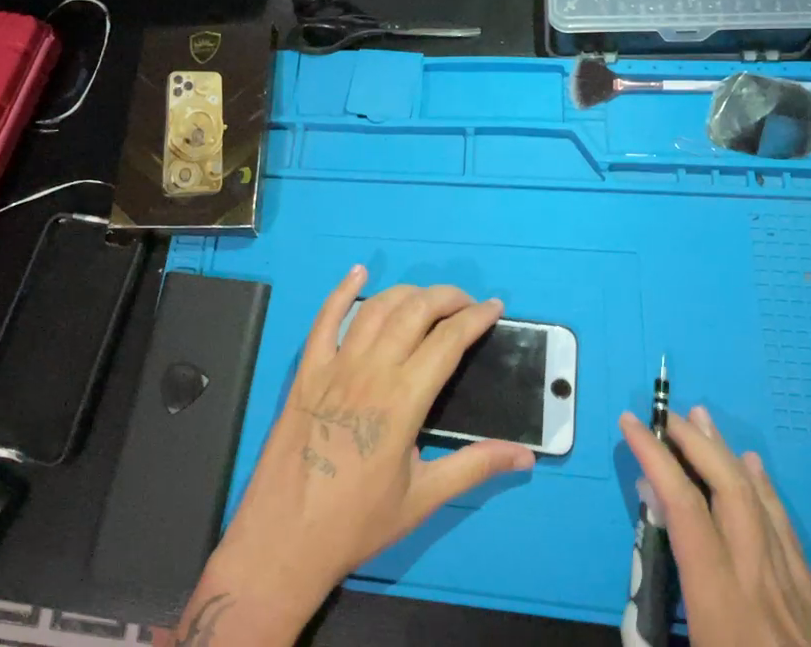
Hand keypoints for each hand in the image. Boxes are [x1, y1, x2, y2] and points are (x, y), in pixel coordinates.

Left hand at [167, 265, 534, 645]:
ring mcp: (334, 367)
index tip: (495, 308)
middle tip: (467, 303)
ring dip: (406, 293)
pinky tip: (357, 273)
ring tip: (429, 296)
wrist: (284, 537)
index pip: (448, 342)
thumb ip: (474, 467)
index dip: (476, 319)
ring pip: (375, 309)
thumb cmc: (356, 522)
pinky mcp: (306, 372)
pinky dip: (342, 291)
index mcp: (403, 401)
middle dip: (447, 297)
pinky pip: (324, 320)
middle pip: (414, 312)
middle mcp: (370, 371)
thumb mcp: (422, 499)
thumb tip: (526, 455)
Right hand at [619, 407, 810, 646]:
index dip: (656, 461)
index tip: (631, 425)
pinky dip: (766, 491)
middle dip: (697, 445)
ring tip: (705, 421)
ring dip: (729, 457)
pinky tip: (757, 472)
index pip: (686, 511)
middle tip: (668, 413)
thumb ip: (654, 631)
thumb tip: (632, 605)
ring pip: (762, 505)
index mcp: (721, 603)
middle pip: (731, 494)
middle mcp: (759, 583)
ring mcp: (793, 590)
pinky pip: (787, 531)